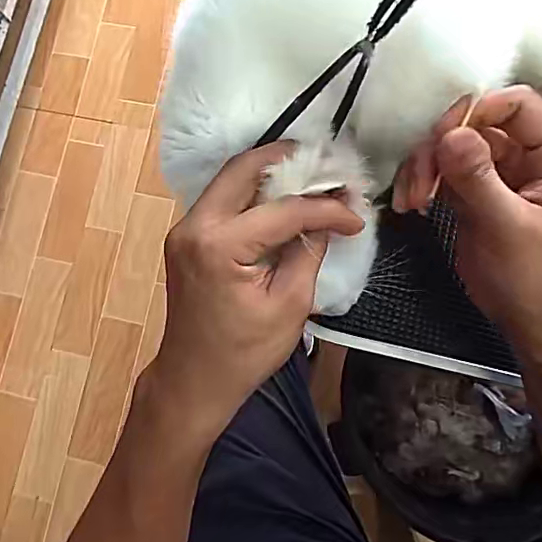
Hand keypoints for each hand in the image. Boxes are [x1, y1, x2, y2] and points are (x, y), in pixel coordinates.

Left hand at [148, 142, 364, 423]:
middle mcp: (194, 225)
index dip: (326, 208)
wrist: (195, 379)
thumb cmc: (245, 352)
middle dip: (290, 161)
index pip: (284, 209)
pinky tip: (286, 199)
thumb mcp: (291, 304)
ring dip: (272, 173)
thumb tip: (330, 219)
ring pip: (232, 179)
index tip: (356, 216)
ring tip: (314, 178)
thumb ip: (310, 252)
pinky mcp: (188, 237)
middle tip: (329, 167)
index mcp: (220, 245)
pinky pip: (225, 199)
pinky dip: (257, 193)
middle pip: (244, 169)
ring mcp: (185, 229)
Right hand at [393, 87, 541, 361]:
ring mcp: (501, 177)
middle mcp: (530, 159)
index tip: (446, 137)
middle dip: (444, 144)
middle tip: (420, 178)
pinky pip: (445, 173)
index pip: (519, 105)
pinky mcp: (476, 196)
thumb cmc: (538, 280)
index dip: (481, 110)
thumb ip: (479, 179)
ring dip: (427, 166)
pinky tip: (412, 204)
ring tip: (412, 200)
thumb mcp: (510, 228)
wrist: (533, 326)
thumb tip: (450, 133)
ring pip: (456, 147)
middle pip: (479, 124)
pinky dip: (424, 183)